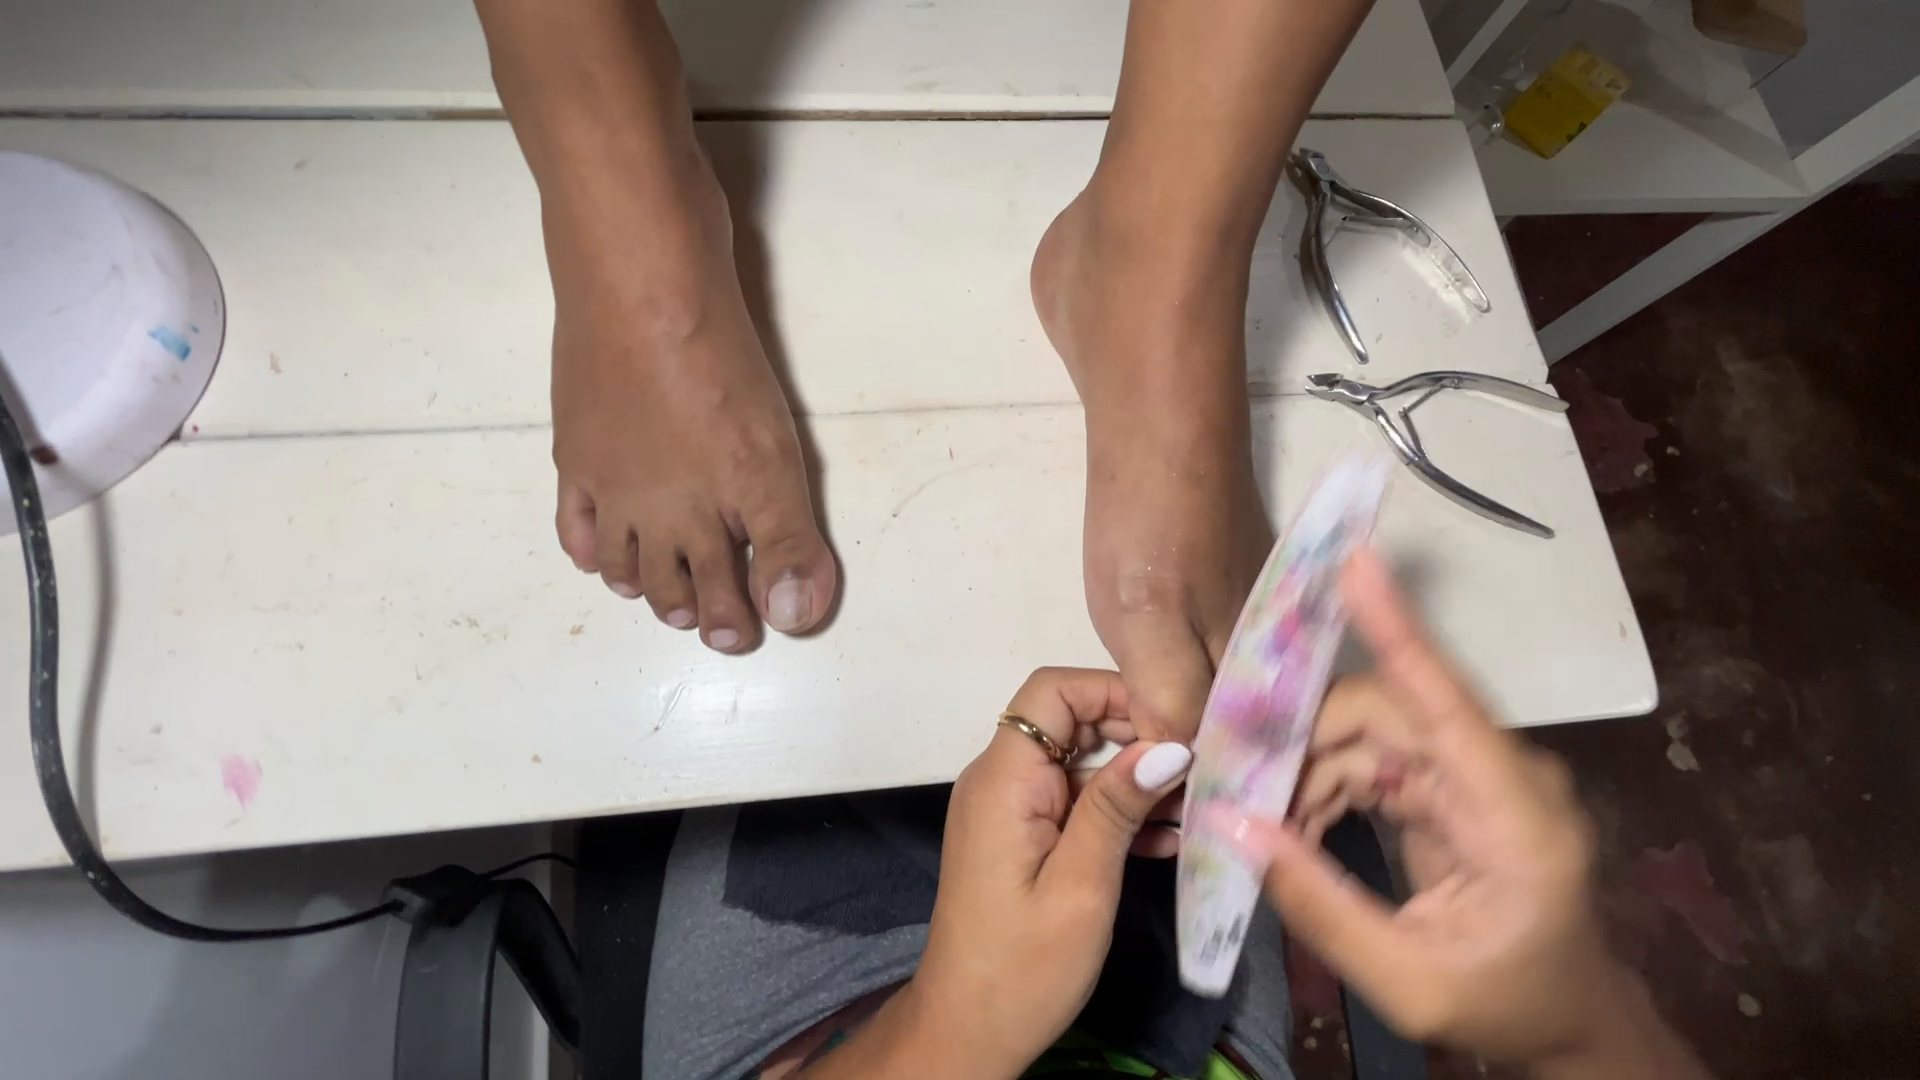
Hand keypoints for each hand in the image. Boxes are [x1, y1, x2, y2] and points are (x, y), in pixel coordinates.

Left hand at [905, 668, 1194, 1078]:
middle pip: (1068, 719)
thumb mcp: (1081, 886)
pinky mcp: (1023, 833)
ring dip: (1133, 779)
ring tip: (1194, 807)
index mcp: (1004, 778)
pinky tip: (1166, 838)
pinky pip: (1072, 800)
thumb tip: (1167, 745)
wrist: (967, 1031)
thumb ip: (1116, 807)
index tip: (1171, 726)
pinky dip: (1115, 810)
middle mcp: (1001, 778)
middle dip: (1133, 733)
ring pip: (1078, 761)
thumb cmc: (1022, 966)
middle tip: (1194, 768)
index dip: (1111, 690)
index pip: (1051, 691)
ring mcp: (1011, 806)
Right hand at [1227, 549, 1667, 1068]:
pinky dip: (1318, 783)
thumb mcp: (1410, 982)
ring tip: (1269, 823)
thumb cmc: (1507, 1008)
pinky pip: (1362, 755)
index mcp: (1517, 818)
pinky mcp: (1442, 779)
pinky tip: (1297, 823)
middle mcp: (1496, 772)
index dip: (1398, 627)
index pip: (1448, 701)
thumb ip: (1319, 904)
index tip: (1356, 561)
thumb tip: (1230, 821)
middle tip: (1242, 789)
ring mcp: (1469, 770)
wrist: (1567, 1025)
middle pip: (1377, 714)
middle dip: (1301, 745)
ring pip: (1358, 732)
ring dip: (1303, 770)